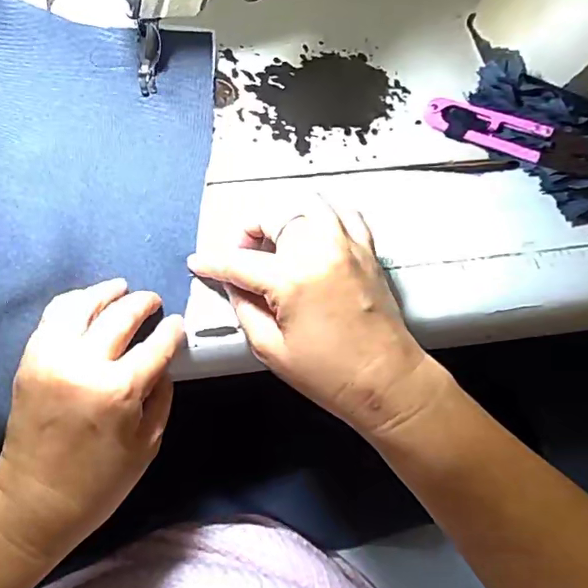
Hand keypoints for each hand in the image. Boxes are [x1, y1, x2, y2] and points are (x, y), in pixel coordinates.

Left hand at [0, 279, 185, 564]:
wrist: (35, 499)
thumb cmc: (99, 483)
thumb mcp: (147, 445)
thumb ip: (160, 397)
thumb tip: (163, 363)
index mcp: (119, 390)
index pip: (156, 345)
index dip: (172, 331)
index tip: (177, 325)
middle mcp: (84, 364)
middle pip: (120, 315)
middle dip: (142, 303)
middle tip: (153, 302)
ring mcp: (51, 356)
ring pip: (81, 304)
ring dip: (105, 292)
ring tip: (120, 289)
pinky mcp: (30, 357)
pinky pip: (53, 316)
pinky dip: (74, 303)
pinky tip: (88, 304)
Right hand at [187, 198, 437, 434]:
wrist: (387, 382)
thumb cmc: (333, 375)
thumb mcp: (271, 349)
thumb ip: (245, 310)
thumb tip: (235, 287)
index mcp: (293, 280)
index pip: (239, 262)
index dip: (213, 263)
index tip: (200, 263)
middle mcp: (321, 253)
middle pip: (273, 216)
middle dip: (249, 230)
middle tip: (241, 254)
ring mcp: (348, 248)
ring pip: (307, 204)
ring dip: (283, 217)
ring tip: (274, 240)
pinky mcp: (367, 252)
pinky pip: (343, 214)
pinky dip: (322, 217)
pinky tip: (311, 235)